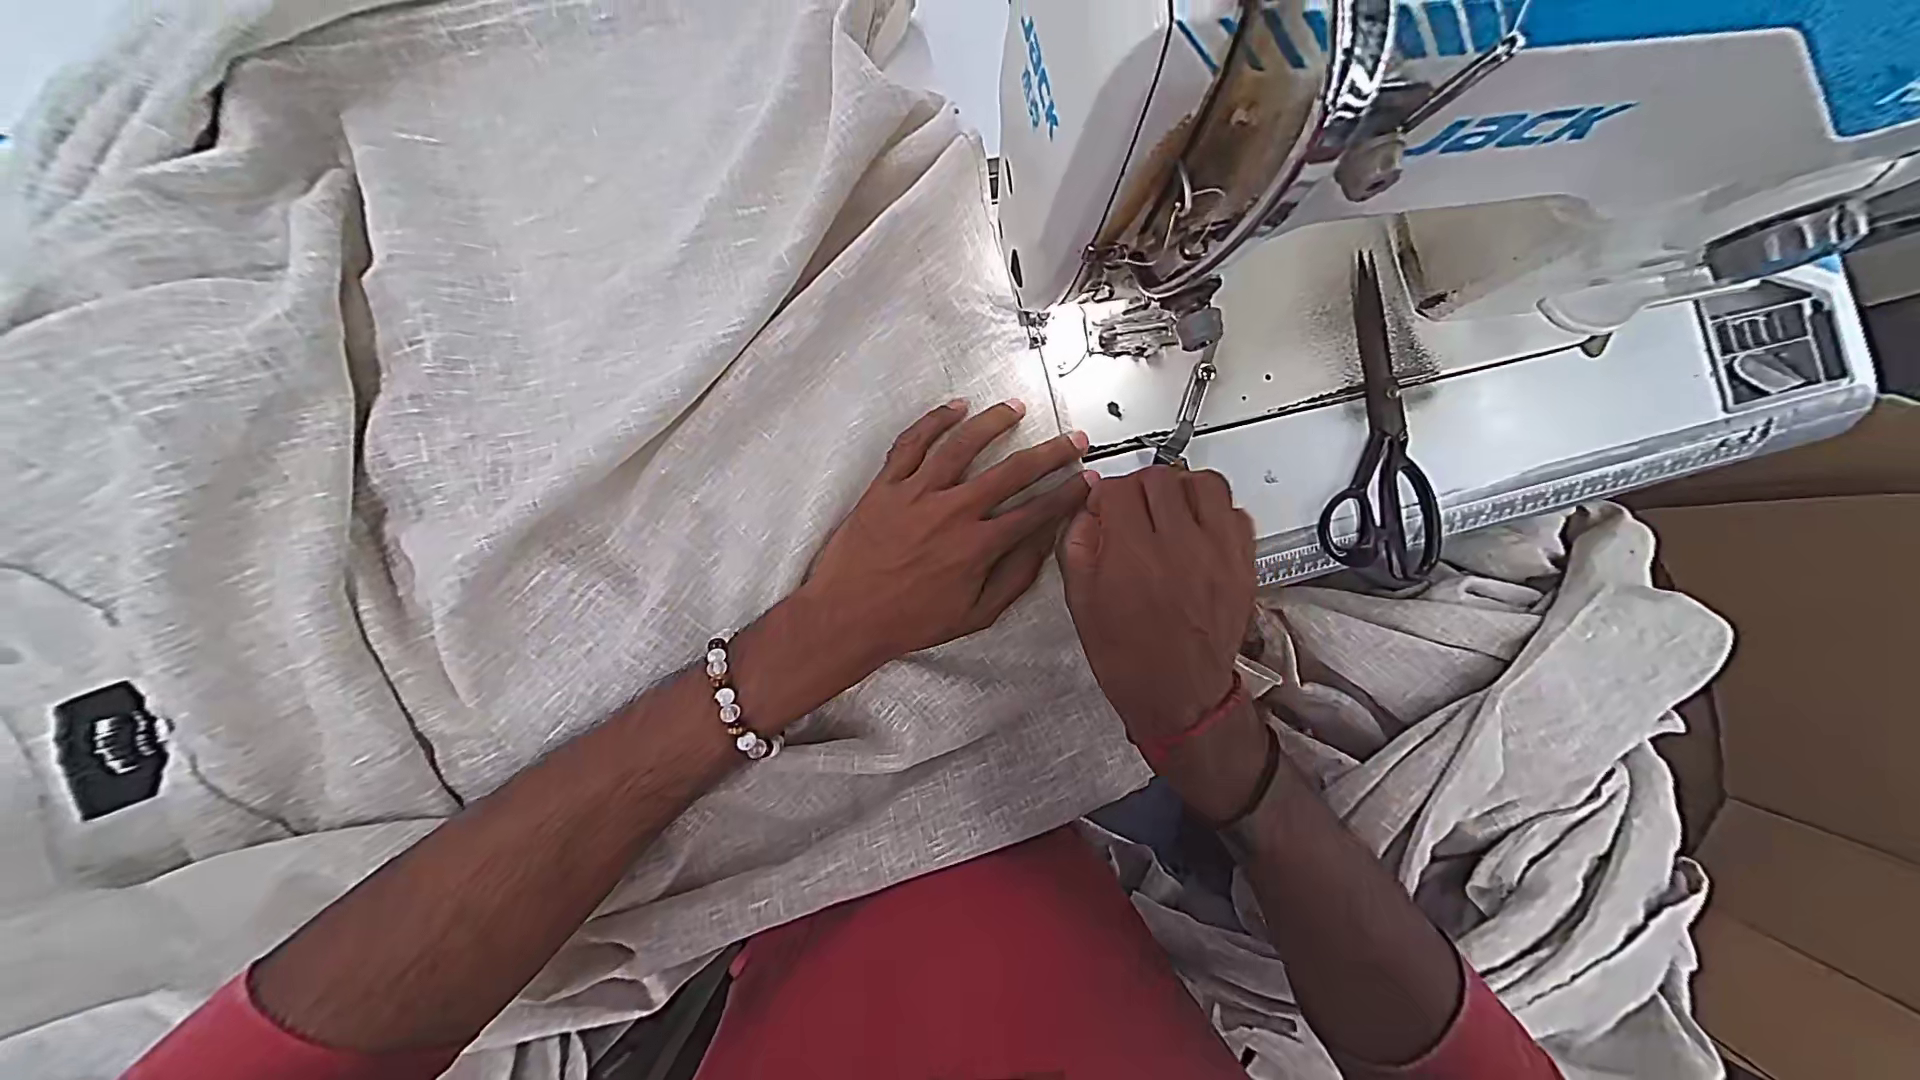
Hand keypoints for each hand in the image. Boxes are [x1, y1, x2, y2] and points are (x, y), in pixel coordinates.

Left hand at [797, 399, 1092, 674]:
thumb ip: (1014, 578)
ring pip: (963, 446)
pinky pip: (912, 443)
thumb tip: (1042, 545)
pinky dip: (934, 421)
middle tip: (1071, 440)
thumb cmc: (906, 620)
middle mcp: (951, 513)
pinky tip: (954, 407)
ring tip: (1016, 408)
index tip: (1084, 481)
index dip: (1067, 494)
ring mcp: (917, 495)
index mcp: (976, 546)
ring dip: (994, 423)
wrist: (845, 616)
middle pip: (1012, 471)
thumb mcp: (974, 615)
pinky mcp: (887, 486)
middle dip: (1050, 453)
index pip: (1036, 511)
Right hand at [1059, 466, 1257, 782]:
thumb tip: (1087, 510)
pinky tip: (1197, 528)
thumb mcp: (1080, 601)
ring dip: (1179, 489)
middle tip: (1131, 509)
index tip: (1104, 506)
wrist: (1177, 694)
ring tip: (1168, 509)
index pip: (1118, 488)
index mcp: (1130, 557)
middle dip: (1137, 488)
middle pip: (1159, 478)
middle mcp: (1178, 548)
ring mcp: (1217, 554)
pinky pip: (1235, 511)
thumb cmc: (1129, 657)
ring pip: (1203, 482)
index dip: (1104, 494)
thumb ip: (1077, 544)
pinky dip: (1214, 511)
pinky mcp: (1243, 564)